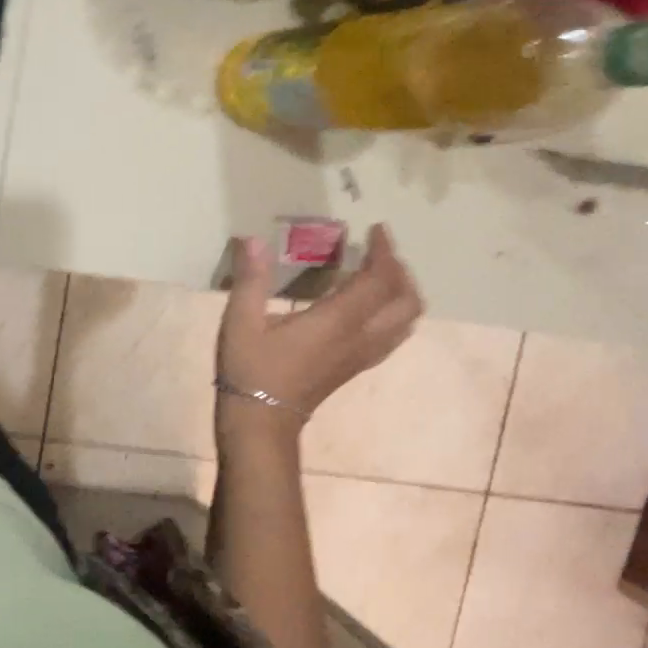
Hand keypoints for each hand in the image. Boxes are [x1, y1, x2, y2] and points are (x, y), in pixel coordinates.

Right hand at [217, 224, 422, 443]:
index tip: (377, 229)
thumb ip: (251, 279)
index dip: (383, 252)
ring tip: (380, 274)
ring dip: (402, 292)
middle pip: (405, 300)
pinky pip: (394, 334)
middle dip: (400, 271)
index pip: (378, 280)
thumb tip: (253, 240)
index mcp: (338, 321)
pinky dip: (394, 312)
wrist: (262, 417)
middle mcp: (362, 336)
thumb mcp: (241, 320)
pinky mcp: (358, 364)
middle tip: (379, 251)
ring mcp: (364, 354)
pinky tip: (370, 308)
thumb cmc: (250, 367)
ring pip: (406, 320)